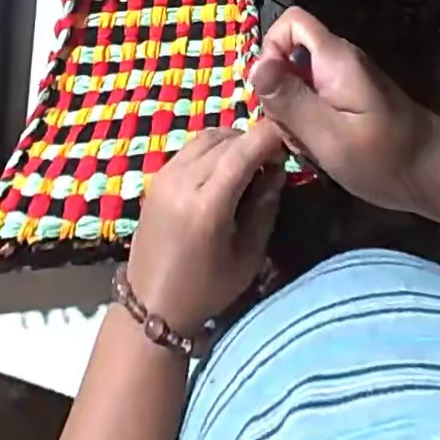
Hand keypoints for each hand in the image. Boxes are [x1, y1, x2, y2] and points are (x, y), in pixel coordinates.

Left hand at [126, 125, 286, 332]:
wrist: (151, 302)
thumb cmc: (207, 289)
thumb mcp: (248, 255)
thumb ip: (265, 206)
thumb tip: (277, 166)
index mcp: (206, 206)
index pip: (241, 153)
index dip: (267, 137)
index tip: (288, 137)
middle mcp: (182, 182)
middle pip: (225, 141)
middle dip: (253, 140)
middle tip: (274, 156)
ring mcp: (165, 175)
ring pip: (206, 137)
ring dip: (232, 140)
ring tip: (251, 160)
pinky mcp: (157, 175)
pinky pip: (190, 147)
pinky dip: (213, 147)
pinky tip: (224, 166)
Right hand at [249, 7, 439, 219]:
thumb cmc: (388, 159)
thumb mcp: (330, 136)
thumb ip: (290, 101)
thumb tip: (254, 68)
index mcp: (335, 59)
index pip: (290, 21)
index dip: (270, 48)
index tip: (271, 91)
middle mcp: (339, 60)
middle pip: (288, 53)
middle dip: (279, 91)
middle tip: (293, 130)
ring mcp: (345, 79)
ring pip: (297, 79)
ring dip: (292, 110)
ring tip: (309, 144)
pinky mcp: (349, 97)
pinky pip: (313, 96)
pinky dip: (307, 119)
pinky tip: (319, 147)